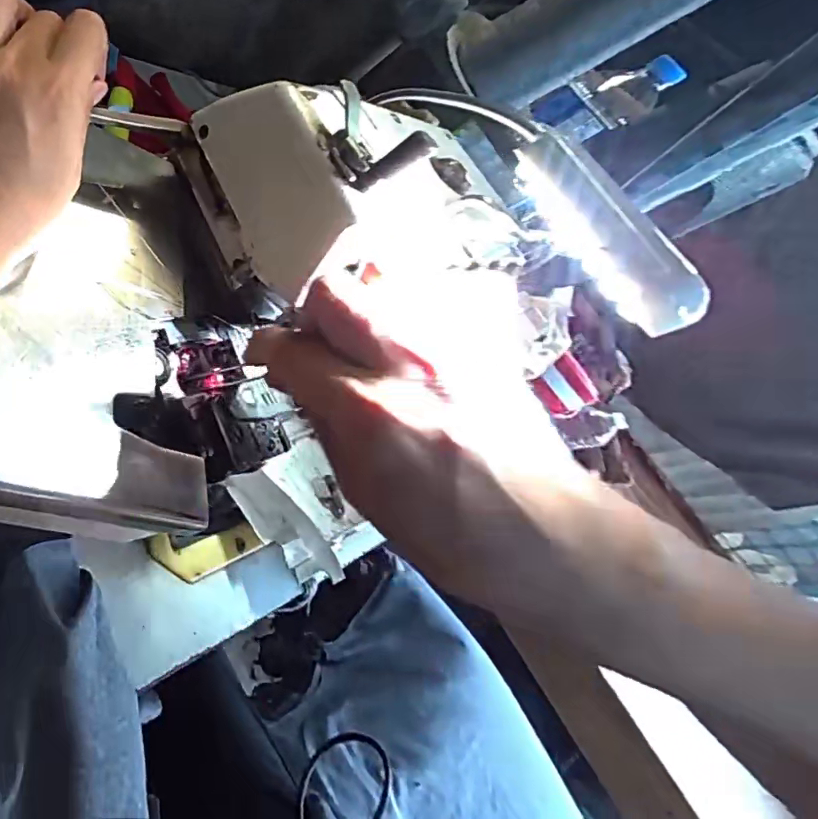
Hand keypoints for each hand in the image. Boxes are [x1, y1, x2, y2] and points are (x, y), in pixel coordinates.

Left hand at [0, 0, 107, 268]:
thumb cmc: (19, 213)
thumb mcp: (69, 170)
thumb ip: (78, 116)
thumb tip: (86, 84)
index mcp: (55, 89)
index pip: (86, 25)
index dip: (90, 47)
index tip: (82, 74)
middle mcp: (11, 63)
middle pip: (45, 16)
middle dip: (55, 43)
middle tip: (46, 77)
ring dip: (14, 20)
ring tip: (12, 54)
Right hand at [246, 271, 598, 612]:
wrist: (551, 535)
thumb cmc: (449, 531)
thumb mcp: (358, 487)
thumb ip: (322, 422)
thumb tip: (299, 383)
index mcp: (370, 410)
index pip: (292, 349)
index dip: (267, 350)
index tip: (266, 356)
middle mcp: (410, 363)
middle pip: (333, 292)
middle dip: (308, 315)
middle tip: (312, 347)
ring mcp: (452, 346)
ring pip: (379, 283)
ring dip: (355, 313)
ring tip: (358, 350)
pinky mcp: (481, 343)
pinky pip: (421, 301)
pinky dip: (396, 318)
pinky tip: (401, 355)